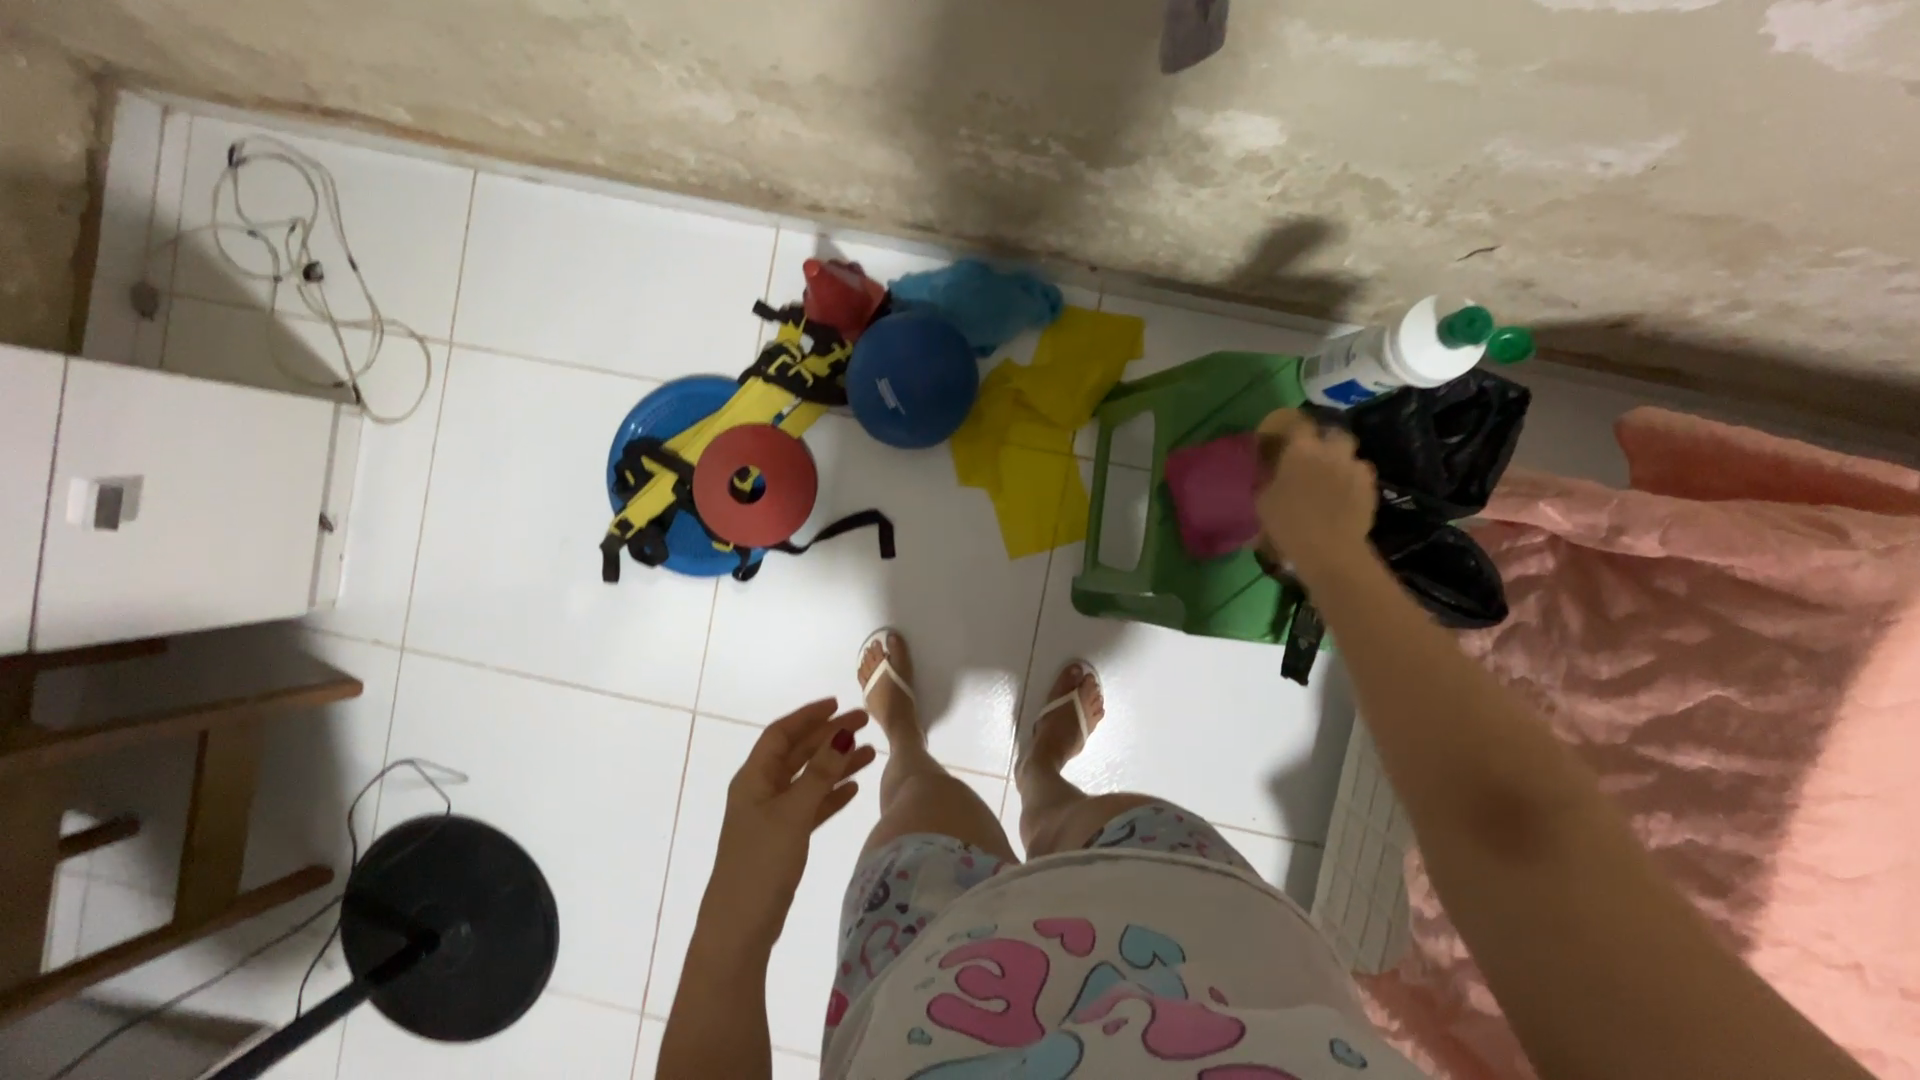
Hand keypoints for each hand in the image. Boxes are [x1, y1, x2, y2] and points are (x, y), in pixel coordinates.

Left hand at [703, 699, 877, 949]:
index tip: (837, 704)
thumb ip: (819, 774)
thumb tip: (841, 735)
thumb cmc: (761, 863)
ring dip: (835, 764)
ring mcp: (771, 816)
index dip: (808, 716)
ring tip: (870, 754)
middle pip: (797, 753)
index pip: (781, 734)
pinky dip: (831, 794)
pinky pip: (811, 805)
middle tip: (864, 725)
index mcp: (754, 778)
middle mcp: (761, 790)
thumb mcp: (793, 813)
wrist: (740, 926)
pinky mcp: (783, 839)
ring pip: (808, 779)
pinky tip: (853, 790)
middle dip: (828, 737)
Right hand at [1255, 408, 1377, 581]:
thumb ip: (1267, 479)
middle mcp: (1331, 451)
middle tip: (1316, 455)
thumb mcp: (1263, 501)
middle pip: (1334, 433)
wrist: (1328, 549)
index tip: (1287, 437)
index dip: (1294, 428)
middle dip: (1327, 440)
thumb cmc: (1287, 524)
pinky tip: (1346, 495)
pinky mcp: (1370, 486)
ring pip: (1350, 454)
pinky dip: (1354, 480)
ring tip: (1333, 477)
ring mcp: (1354, 467)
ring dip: (1342, 461)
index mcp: (1301, 450)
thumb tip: (1269, 470)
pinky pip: (1361, 474)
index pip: (1299, 424)